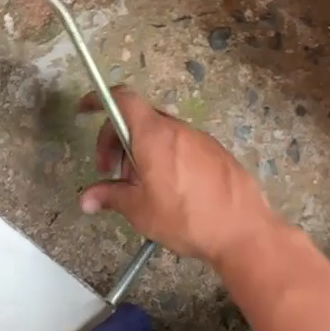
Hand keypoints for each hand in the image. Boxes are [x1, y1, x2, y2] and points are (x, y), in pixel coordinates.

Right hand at [76, 86, 286, 264]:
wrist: (244, 231)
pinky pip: (181, 145)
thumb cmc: (187, 218)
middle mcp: (177, 129)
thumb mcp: (139, 210)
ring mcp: (199, 139)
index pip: (122, 99)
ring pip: (160, 134)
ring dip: (141, 152)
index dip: (100, 99)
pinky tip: (169, 189)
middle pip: (138, 119)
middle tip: (110, 172)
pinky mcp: (216, 153)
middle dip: (117, 140)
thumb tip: (86, 199)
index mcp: (153, 135)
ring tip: (141, 187)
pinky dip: (165, 157)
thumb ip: (109, 197)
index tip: (85, 110)